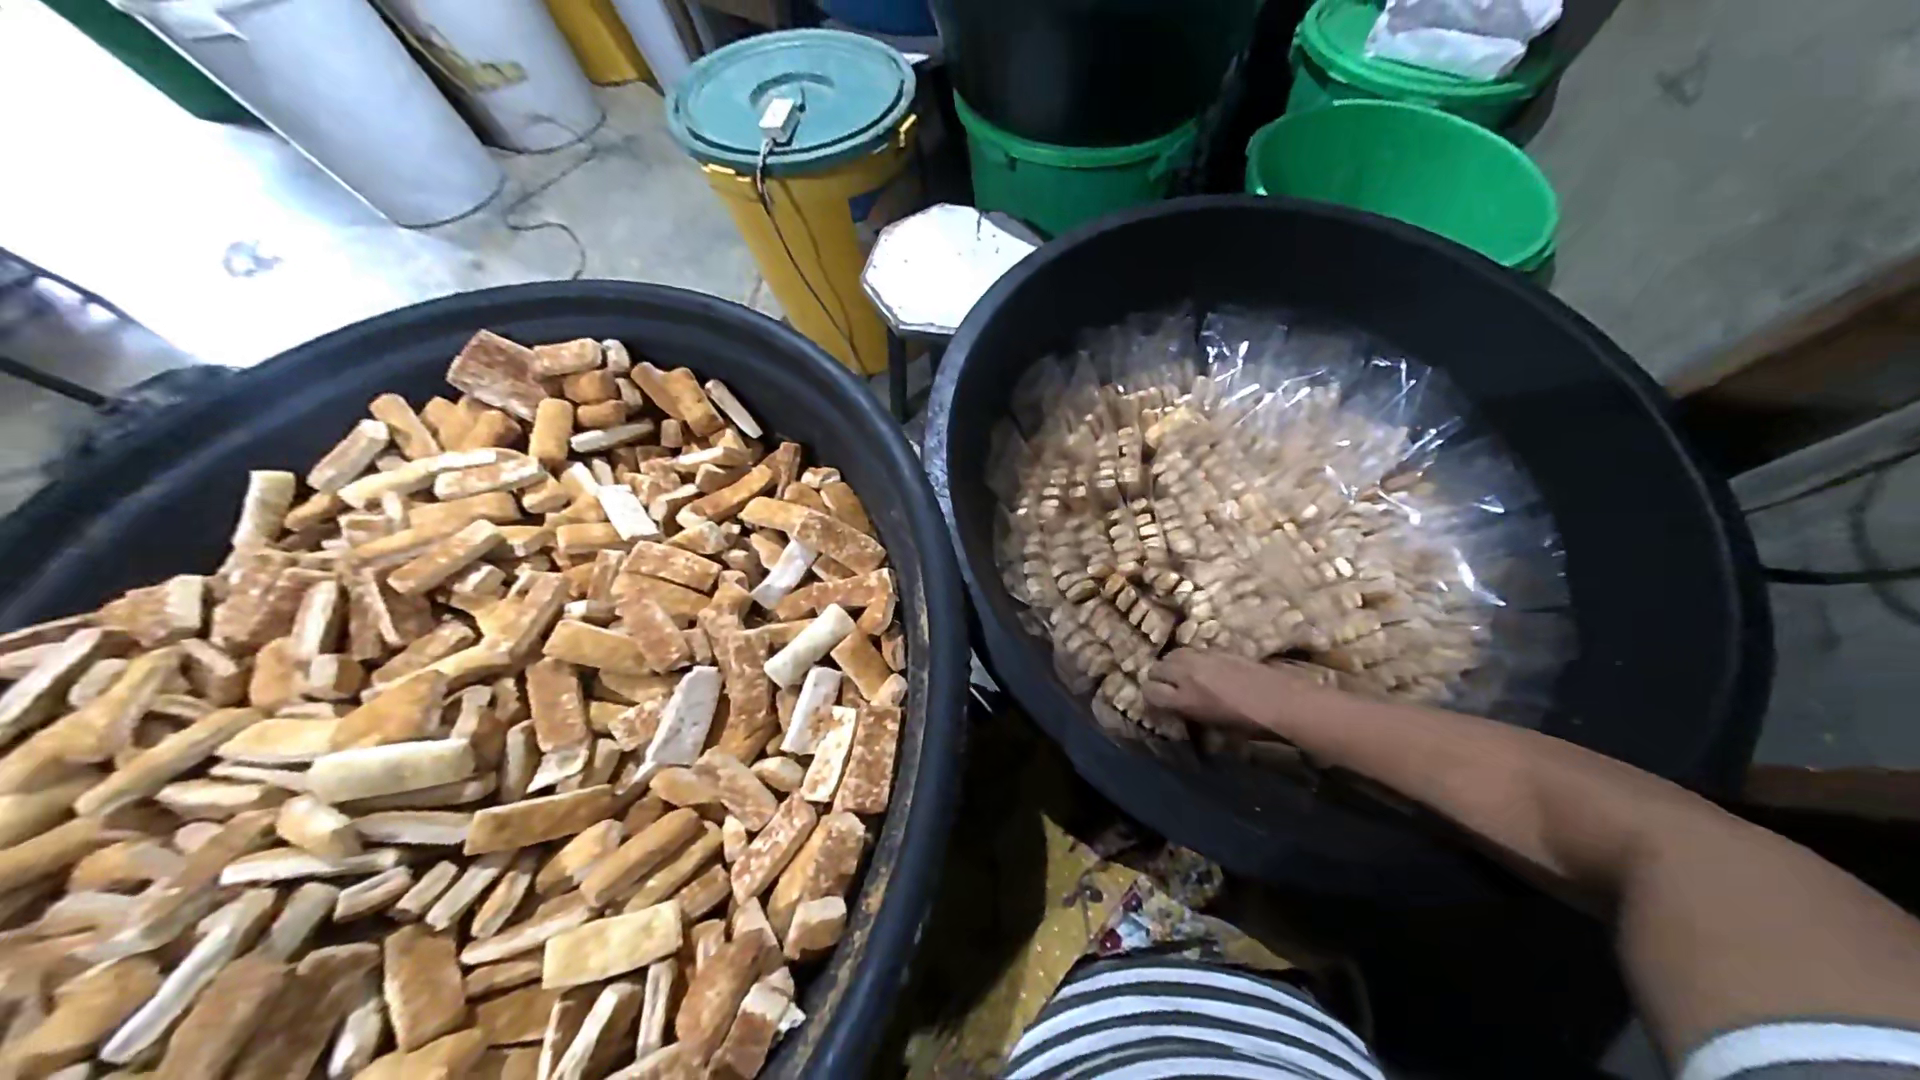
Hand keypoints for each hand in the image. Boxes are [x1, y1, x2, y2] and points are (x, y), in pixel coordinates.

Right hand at [1144, 648, 1319, 733]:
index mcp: (1185, 699)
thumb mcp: (1214, 727)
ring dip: (1173, 664)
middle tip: (1168, 688)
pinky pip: (1194, 651)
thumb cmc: (1251, 725)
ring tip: (1183, 675)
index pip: (1150, 691)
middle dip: (1158, 678)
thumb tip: (1180, 710)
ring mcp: (1203, 658)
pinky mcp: (1219, 649)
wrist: (1283, 702)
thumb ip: (1190, 714)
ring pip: (1173, 654)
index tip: (1158, 704)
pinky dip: (1191, 659)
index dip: (1150, 697)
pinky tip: (1204, 668)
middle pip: (1157, 668)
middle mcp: (1187, 674)